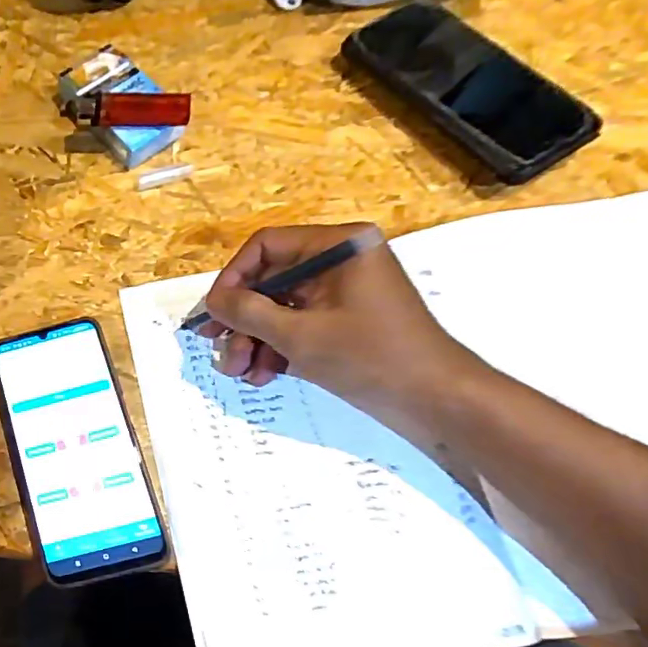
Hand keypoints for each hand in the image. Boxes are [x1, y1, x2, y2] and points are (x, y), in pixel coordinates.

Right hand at [198, 224, 487, 416]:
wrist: (435, 400)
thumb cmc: (370, 356)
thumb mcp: (298, 334)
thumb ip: (247, 313)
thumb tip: (212, 301)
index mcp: (339, 246)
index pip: (265, 246)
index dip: (233, 278)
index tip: (214, 313)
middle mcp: (338, 261)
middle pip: (268, 281)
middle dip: (241, 321)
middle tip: (220, 351)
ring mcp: (340, 294)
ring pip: (277, 309)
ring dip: (253, 341)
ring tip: (241, 372)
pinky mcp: (341, 322)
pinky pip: (295, 326)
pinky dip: (275, 349)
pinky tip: (263, 375)